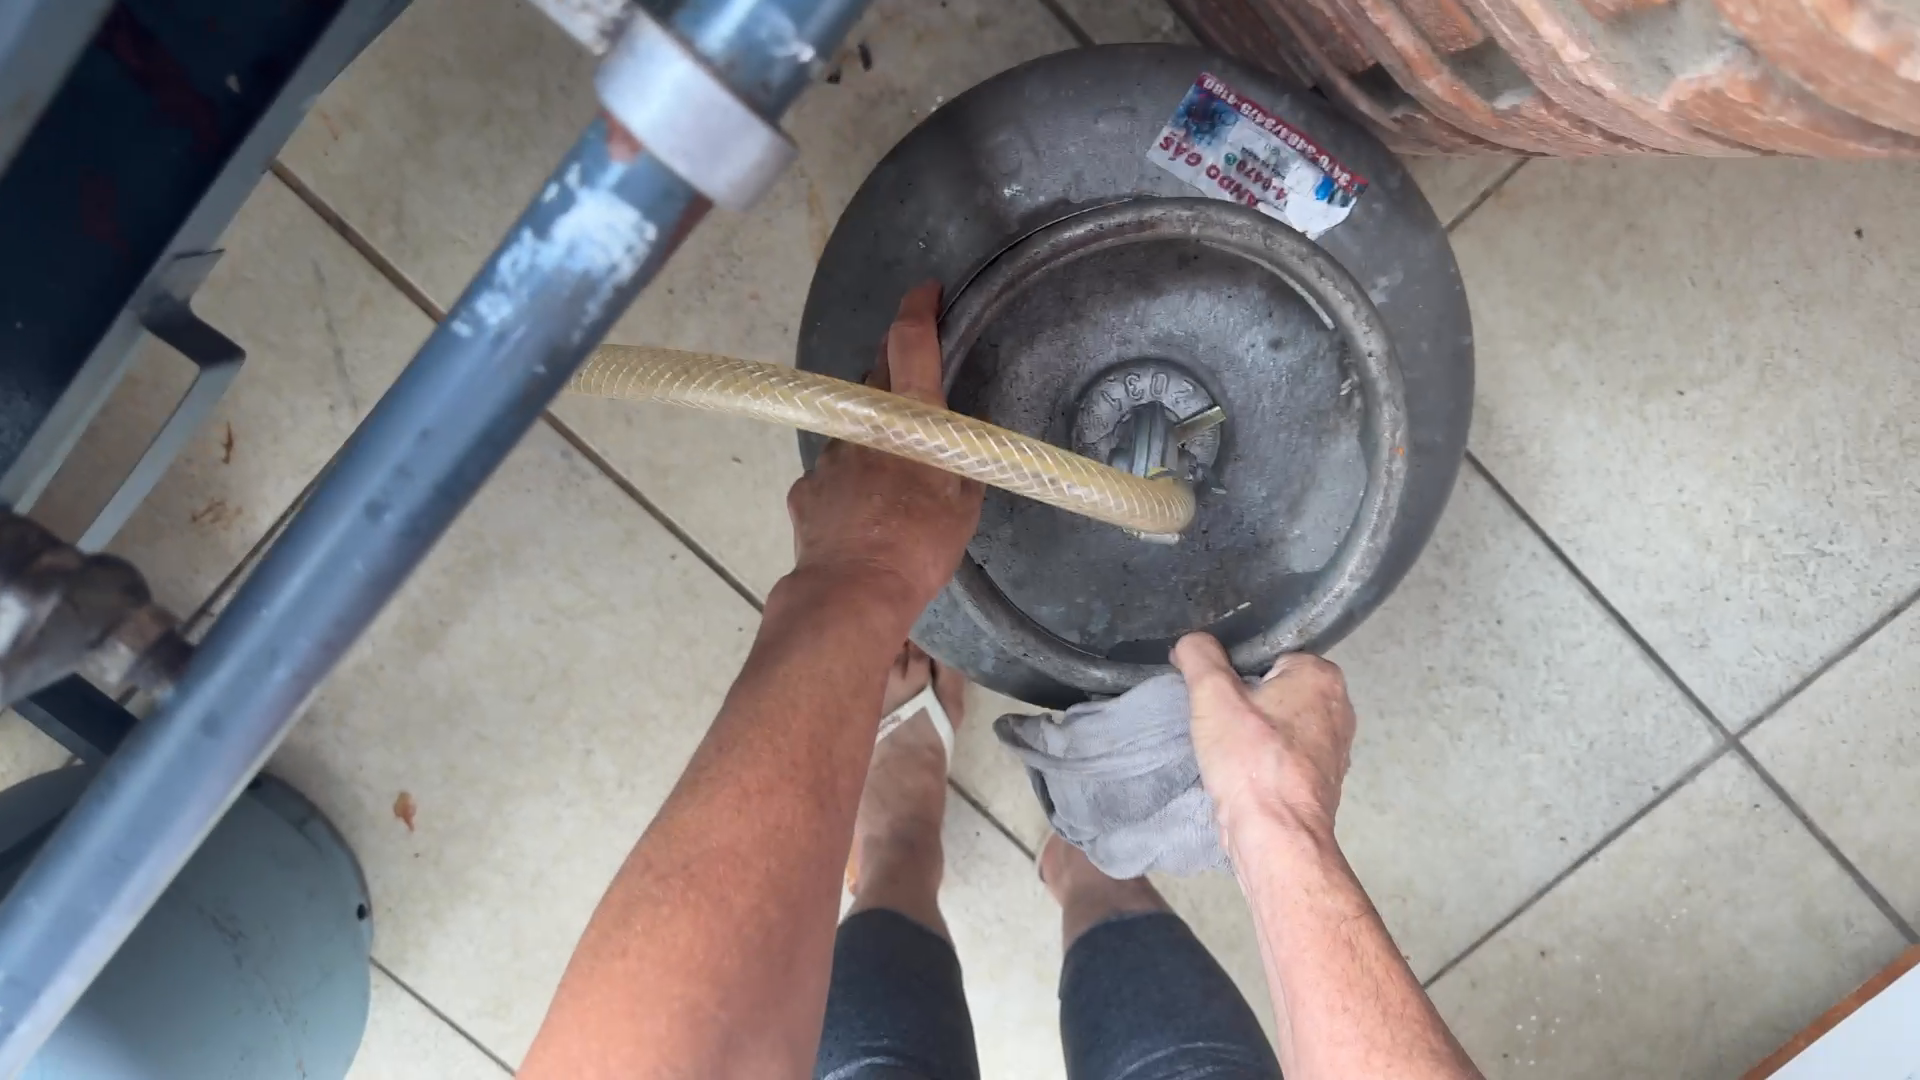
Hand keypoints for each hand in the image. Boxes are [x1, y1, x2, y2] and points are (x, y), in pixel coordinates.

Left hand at [786, 282, 983, 613]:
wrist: (852, 592)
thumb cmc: (920, 546)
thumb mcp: (965, 507)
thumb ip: (964, 466)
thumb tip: (960, 447)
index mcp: (909, 419)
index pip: (909, 342)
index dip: (917, 307)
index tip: (925, 290)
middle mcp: (863, 423)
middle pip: (876, 376)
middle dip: (894, 372)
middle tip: (913, 393)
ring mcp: (827, 454)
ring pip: (852, 428)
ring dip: (871, 435)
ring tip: (889, 478)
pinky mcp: (805, 487)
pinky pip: (832, 473)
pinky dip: (848, 481)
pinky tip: (859, 515)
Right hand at [1171, 633, 1356, 845]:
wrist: (1275, 835)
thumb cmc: (1249, 758)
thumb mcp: (1211, 693)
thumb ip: (1198, 654)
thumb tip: (1192, 642)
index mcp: (1322, 675)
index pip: (1266, 653)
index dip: (1232, 669)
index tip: (1213, 692)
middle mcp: (1340, 706)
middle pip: (1271, 686)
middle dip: (1242, 700)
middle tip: (1217, 719)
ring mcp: (1335, 746)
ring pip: (1276, 720)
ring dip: (1250, 730)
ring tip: (1227, 746)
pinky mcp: (1323, 778)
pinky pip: (1283, 751)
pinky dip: (1262, 756)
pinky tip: (1241, 769)